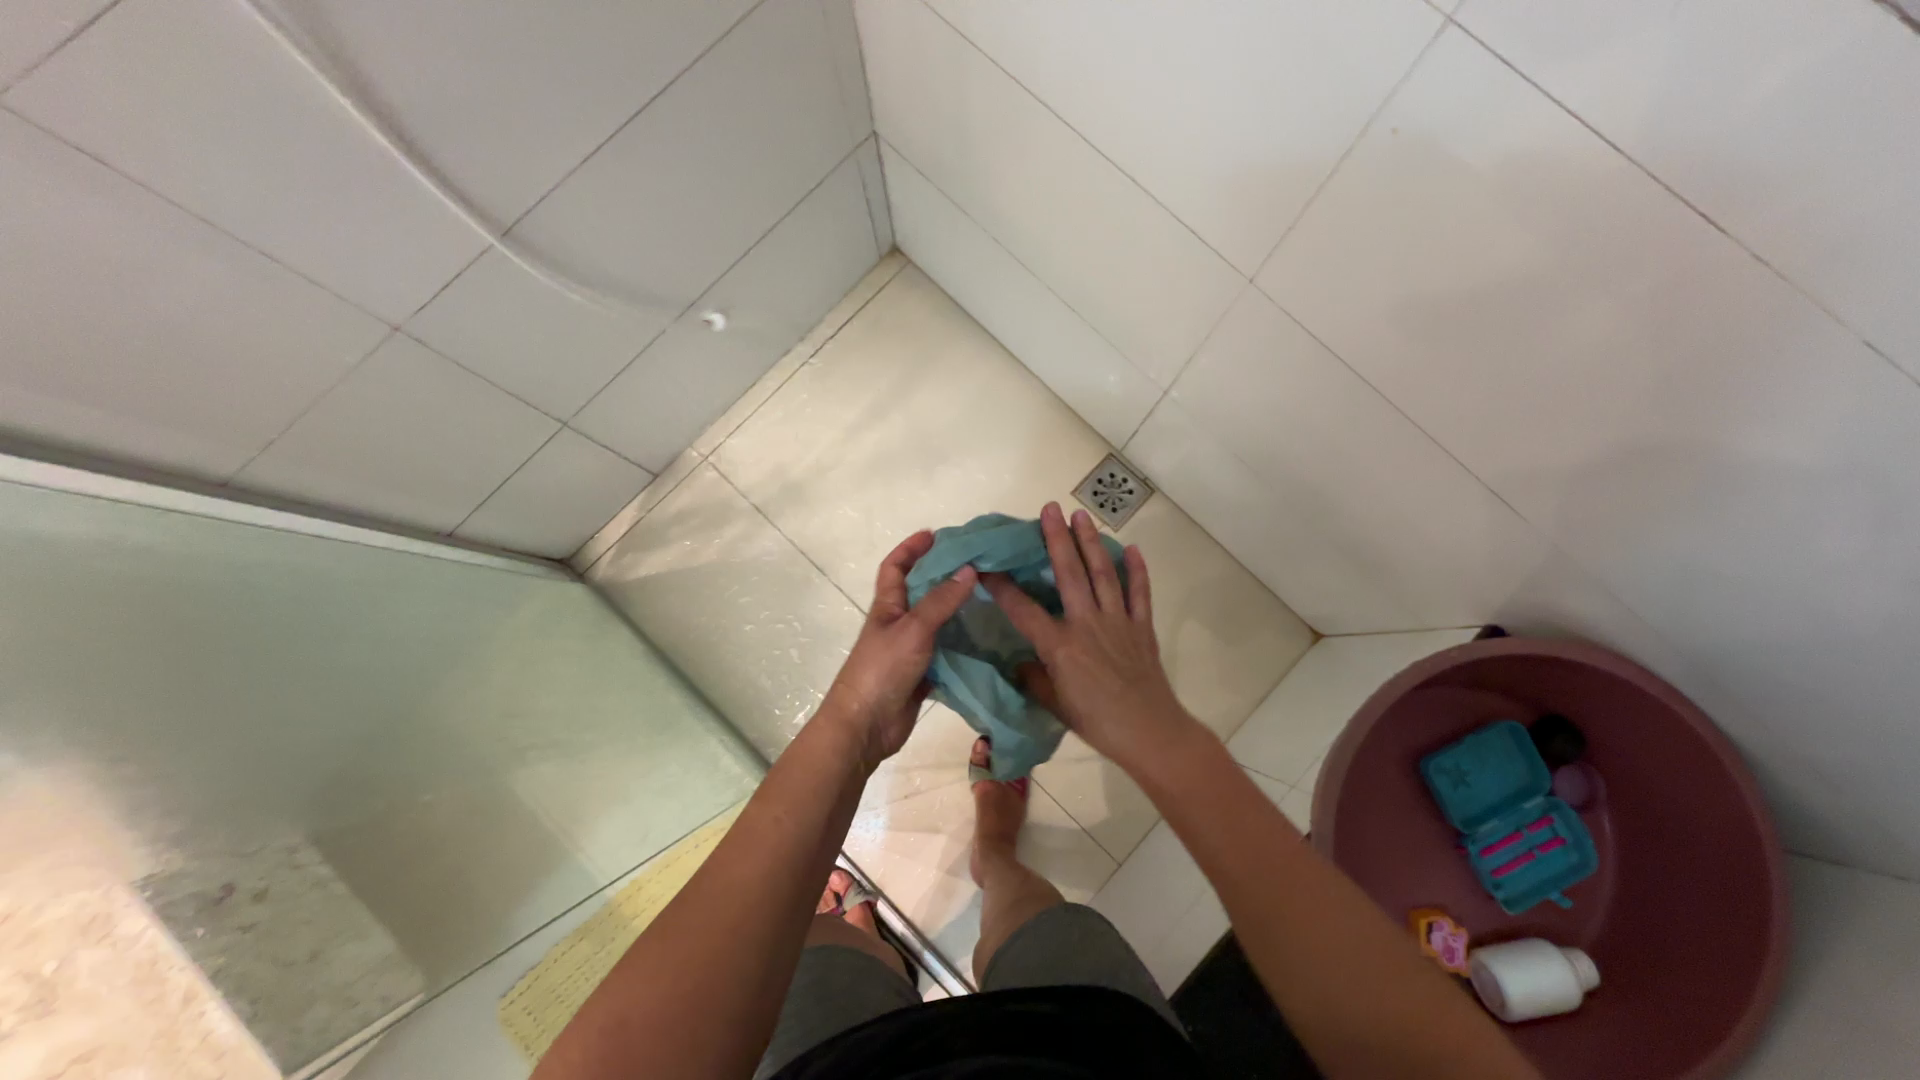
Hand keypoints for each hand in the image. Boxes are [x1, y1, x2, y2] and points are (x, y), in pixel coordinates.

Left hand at [819, 530, 977, 769]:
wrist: (866, 726)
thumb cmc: (882, 670)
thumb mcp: (914, 629)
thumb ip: (941, 601)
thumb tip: (969, 569)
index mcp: (887, 606)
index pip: (895, 567)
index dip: (911, 549)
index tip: (936, 535)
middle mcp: (898, 624)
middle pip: (921, 592)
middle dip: (944, 575)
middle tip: (978, 564)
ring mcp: (909, 651)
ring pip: (937, 623)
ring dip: (958, 610)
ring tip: (990, 597)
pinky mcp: (922, 675)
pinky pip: (946, 652)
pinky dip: (963, 645)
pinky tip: (987, 640)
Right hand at [983, 502, 1202, 773]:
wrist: (1149, 732)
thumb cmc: (1096, 723)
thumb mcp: (1054, 705)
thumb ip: (1034, 678)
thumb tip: (1020, 661)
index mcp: (1060, 646)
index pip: (1023, 609)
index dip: (1001, 587)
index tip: (984, 566)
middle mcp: (1087, 624)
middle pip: (1069, 573)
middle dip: (1056, 539)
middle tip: (1049, 510)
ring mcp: (1117, 622)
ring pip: (1103, 574)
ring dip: (1091, 542)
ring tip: (1081, 516)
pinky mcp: (1141, 627)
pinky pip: (1139, 593)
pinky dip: (1137, 570)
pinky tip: (1131, 549)